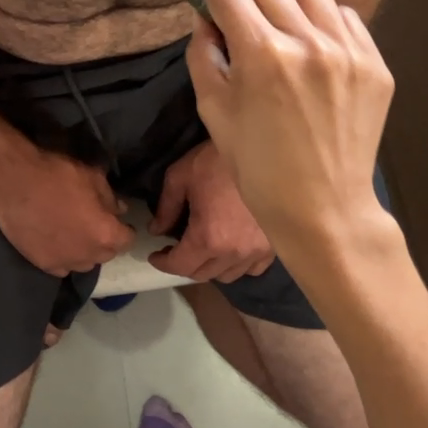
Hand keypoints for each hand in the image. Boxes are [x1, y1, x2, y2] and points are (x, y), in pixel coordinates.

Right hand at [0, 148, 134, 277]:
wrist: (14, 182)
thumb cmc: (56, 174)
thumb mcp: (92, 176)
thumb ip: (110, 197)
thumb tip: (120, 210)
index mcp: (105, 234)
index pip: (127, 239)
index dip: (124, 228)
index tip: (117, 219)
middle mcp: (88, 256)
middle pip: (107, 254)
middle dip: (105, 240)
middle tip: (93, 223)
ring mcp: (64, 263)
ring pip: (84, 263)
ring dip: (85, 251)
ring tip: (74, 234)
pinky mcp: (42, 265)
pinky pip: (61, 267)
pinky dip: (63, 258)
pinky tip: (55, 242)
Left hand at [147, 140, 277, 283]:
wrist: (260, 152)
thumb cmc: (215, 161)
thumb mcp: (180, 177)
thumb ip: (166, 208)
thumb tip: (156, 230)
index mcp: (208, 238)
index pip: (180, 265)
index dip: (163, 263)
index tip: (154, 255)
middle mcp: (233, 253)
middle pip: (202, 274)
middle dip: (183, 265)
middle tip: (172, 249)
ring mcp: (256, 253)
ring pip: (227, 275)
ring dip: (209, 267)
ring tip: (201, 248)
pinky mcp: (273, 247)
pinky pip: (252, 269)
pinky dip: (237, 265)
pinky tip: (229, 248)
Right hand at [172, 0, 395, 250]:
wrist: (324, 210)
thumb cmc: (257, 166)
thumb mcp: (213, 109)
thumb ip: (205, 53)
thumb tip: (207, 16)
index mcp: (262, 56)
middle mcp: (308, 43)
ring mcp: (349, 52)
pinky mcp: (375, 65)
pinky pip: (343, 16)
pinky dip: (318, 13)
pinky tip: (304, 28)